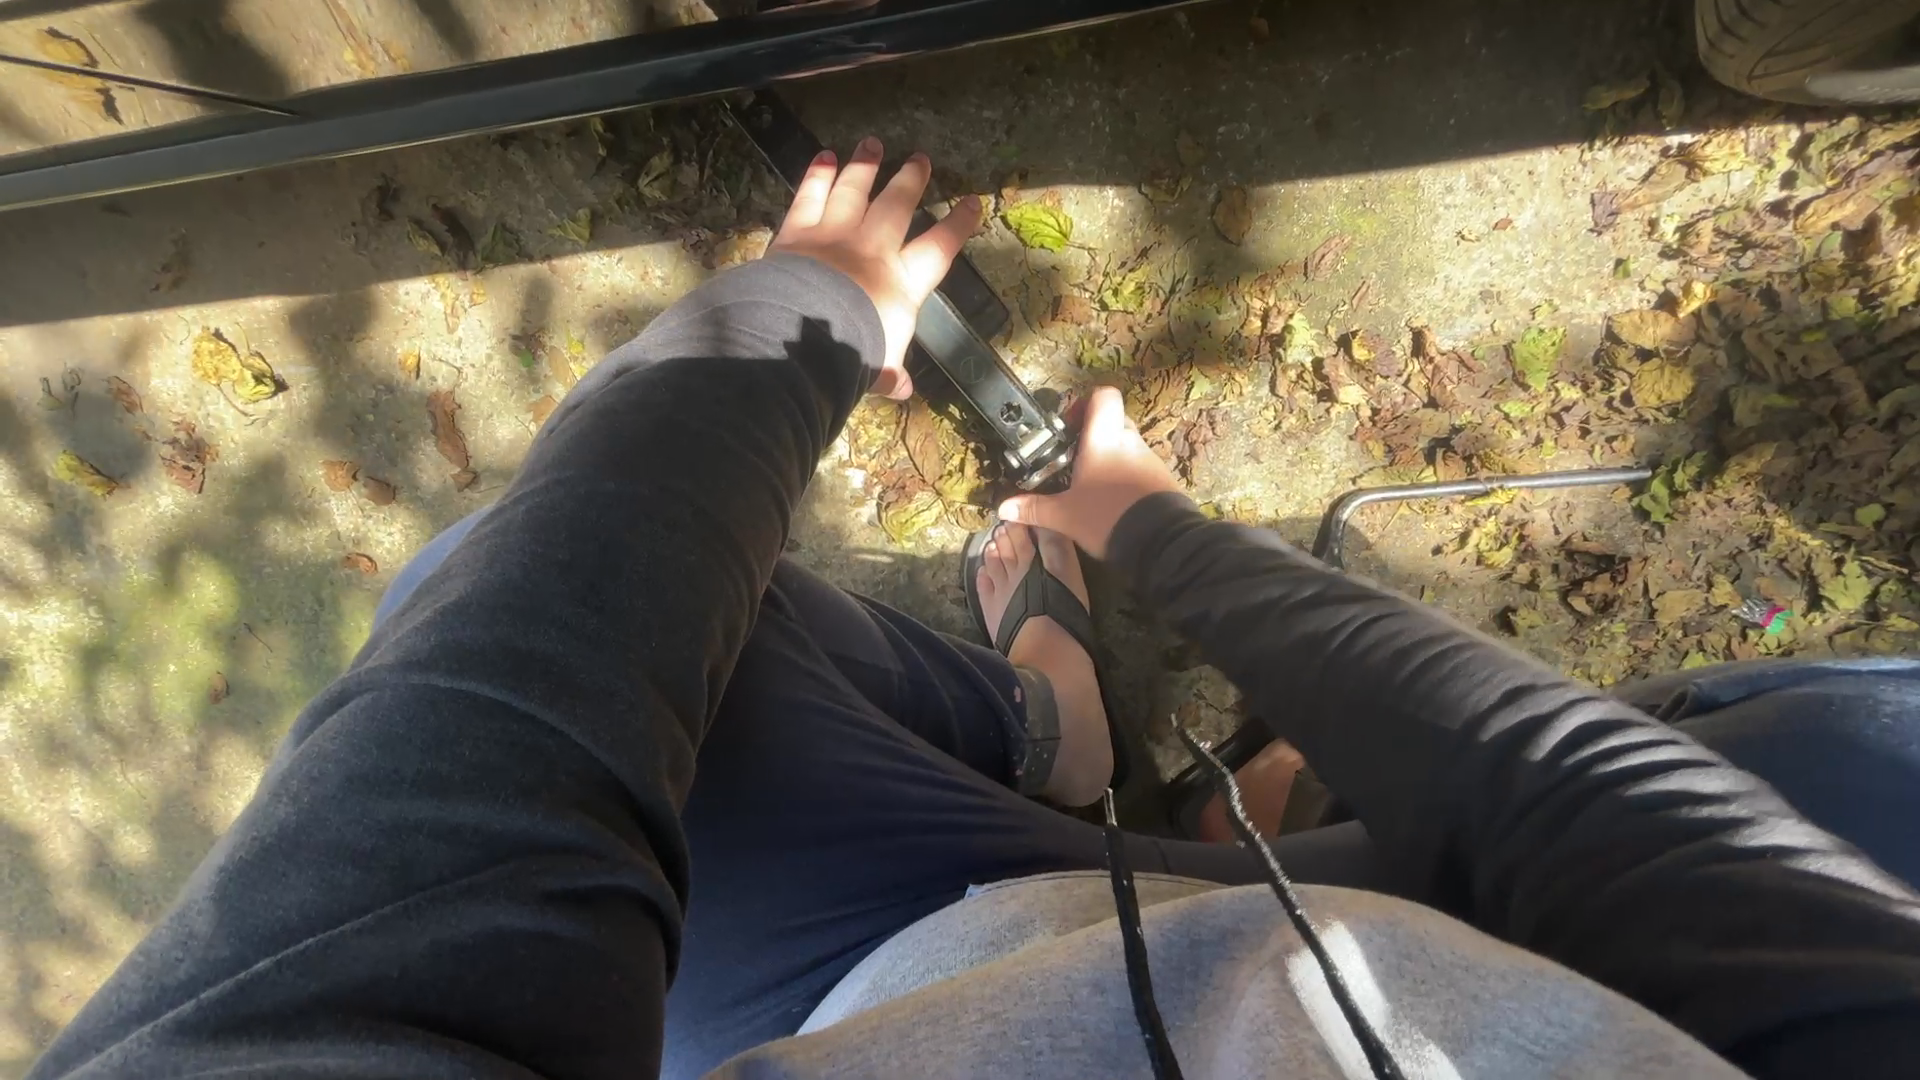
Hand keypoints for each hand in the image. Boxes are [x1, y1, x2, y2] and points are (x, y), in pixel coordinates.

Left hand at [767, 136, 984, 399]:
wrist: (804, 333)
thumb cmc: (852, 353)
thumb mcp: (879, 369)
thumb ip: (890, 374)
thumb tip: (902, 389)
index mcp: (903, 284)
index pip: (939, 249)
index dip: (958, 225)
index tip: (973, 204)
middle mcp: (874, 249)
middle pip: (897, 205)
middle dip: (911, 180)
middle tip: (920, 159)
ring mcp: (836, 234)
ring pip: (855, 190)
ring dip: (865, 166)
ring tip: (872, 144)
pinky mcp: (799, 231)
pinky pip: (811, 194)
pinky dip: (818, 174)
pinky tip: (825, 156)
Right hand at [997, 386, 1184, 559]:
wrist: (1161, 542)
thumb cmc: (1107, 517)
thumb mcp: (1064, 516)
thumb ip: (1034, 508)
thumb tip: (1003, 508)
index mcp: (1103, 440)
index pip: (1103, 396)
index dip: (1086, 402)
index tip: (1069, 424)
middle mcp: (1129, 442)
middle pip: (1114, 420)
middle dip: (1095, 434)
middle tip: (1075, 458)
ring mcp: (1150, 460)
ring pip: (1128, 446)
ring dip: (1111, 457)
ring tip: (1092, 486)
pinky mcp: (1164, 479)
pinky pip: (1141, 468)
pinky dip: (1126, 477)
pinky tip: (1113, 502)